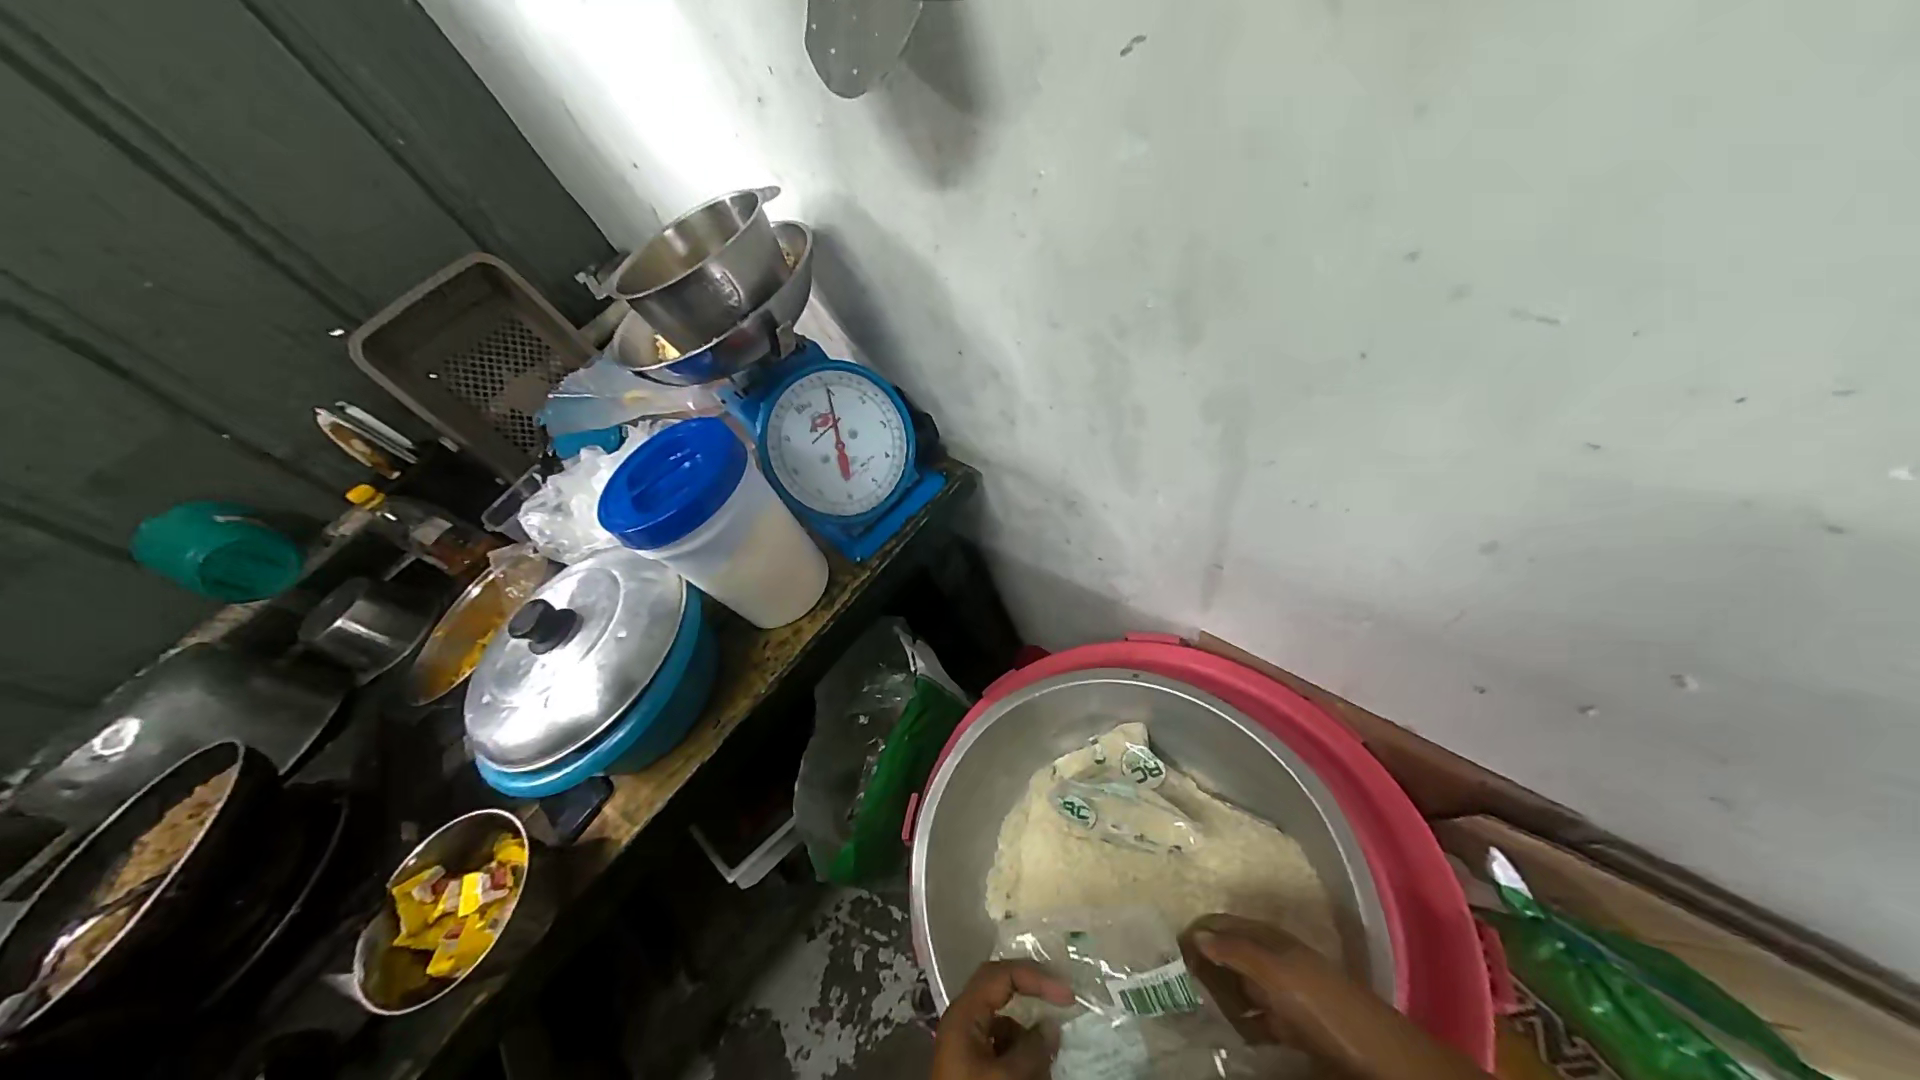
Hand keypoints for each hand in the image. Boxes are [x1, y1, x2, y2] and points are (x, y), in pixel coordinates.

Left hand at [930, 960, 1073, 1079]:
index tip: (1067, 995)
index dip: (1035, 977)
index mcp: (964, 1014)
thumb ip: (1032, 1049)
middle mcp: (963, 1020)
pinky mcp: (973, 1066)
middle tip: (1061, 1000)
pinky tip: (1035, 1075)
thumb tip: (1050, 1028)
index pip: (1001, 974)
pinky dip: (1021, 1057)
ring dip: (1029, 1037)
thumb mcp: (1007, 1078)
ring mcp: (967, 1043)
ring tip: (1048, 1060)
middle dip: (1032, 997)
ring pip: (1005, 1024)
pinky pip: (1002, 1049)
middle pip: (1001, 992)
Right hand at [1179, 913, 1325, 1046]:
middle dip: (1203, 963)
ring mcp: (1281, 992)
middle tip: (1175, 979)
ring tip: (1193, 1006)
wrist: (1375, 1054)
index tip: (1168, 949)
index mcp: (1268, 937)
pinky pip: (1253, 1017)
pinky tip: (1224, 1030)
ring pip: (1239, 986)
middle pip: (1228, 953)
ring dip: (1218, 994)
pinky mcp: (1289, 1024)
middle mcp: (1272, 958)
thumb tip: (1195, 933)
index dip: (1197, 931)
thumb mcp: (1274, 971)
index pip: (1222, 924)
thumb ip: (1236, 950)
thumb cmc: (1318, 1000)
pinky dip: (1238, 1021)